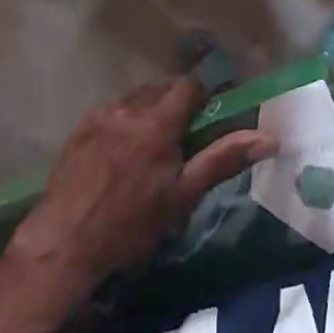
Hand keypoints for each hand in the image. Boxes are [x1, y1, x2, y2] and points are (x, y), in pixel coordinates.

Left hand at [3, 77, 277, 312]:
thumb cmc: (131, 224)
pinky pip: (110, 112)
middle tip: (180, 140)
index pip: (188, 86)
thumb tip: (269, 138)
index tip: (206, 120)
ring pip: (134, 99)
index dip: (202, 98)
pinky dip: (123, 122)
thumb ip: (224, 159)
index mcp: (157, 122)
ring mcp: (99, 116)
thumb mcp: (183, 196)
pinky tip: (119, 154)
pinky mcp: (78, 129)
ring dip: (148, 111)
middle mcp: (128, 109)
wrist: (64, 246)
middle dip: (175, 105)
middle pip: (161, 89)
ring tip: (149, 148)